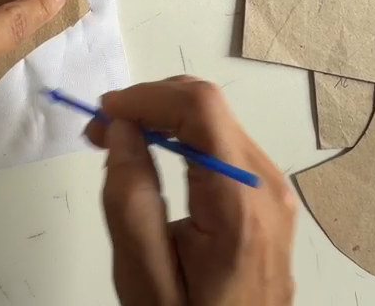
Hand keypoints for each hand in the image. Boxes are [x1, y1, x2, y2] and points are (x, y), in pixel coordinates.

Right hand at [86, 78, 297, 305]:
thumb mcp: (144, 280)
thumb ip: (130, 198)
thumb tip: (122, 126)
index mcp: (241, 205)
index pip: (200, 108)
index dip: (147, 95)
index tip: (103, 112)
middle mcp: (267, 186)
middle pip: (207, 105)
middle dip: (148, 103)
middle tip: (101, 131)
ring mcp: (273, 190)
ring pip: (213, 117)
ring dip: (161, 116)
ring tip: (118, 140)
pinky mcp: (267, 196)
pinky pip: (221, 141)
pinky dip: (181, 134)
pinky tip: (152, 151)